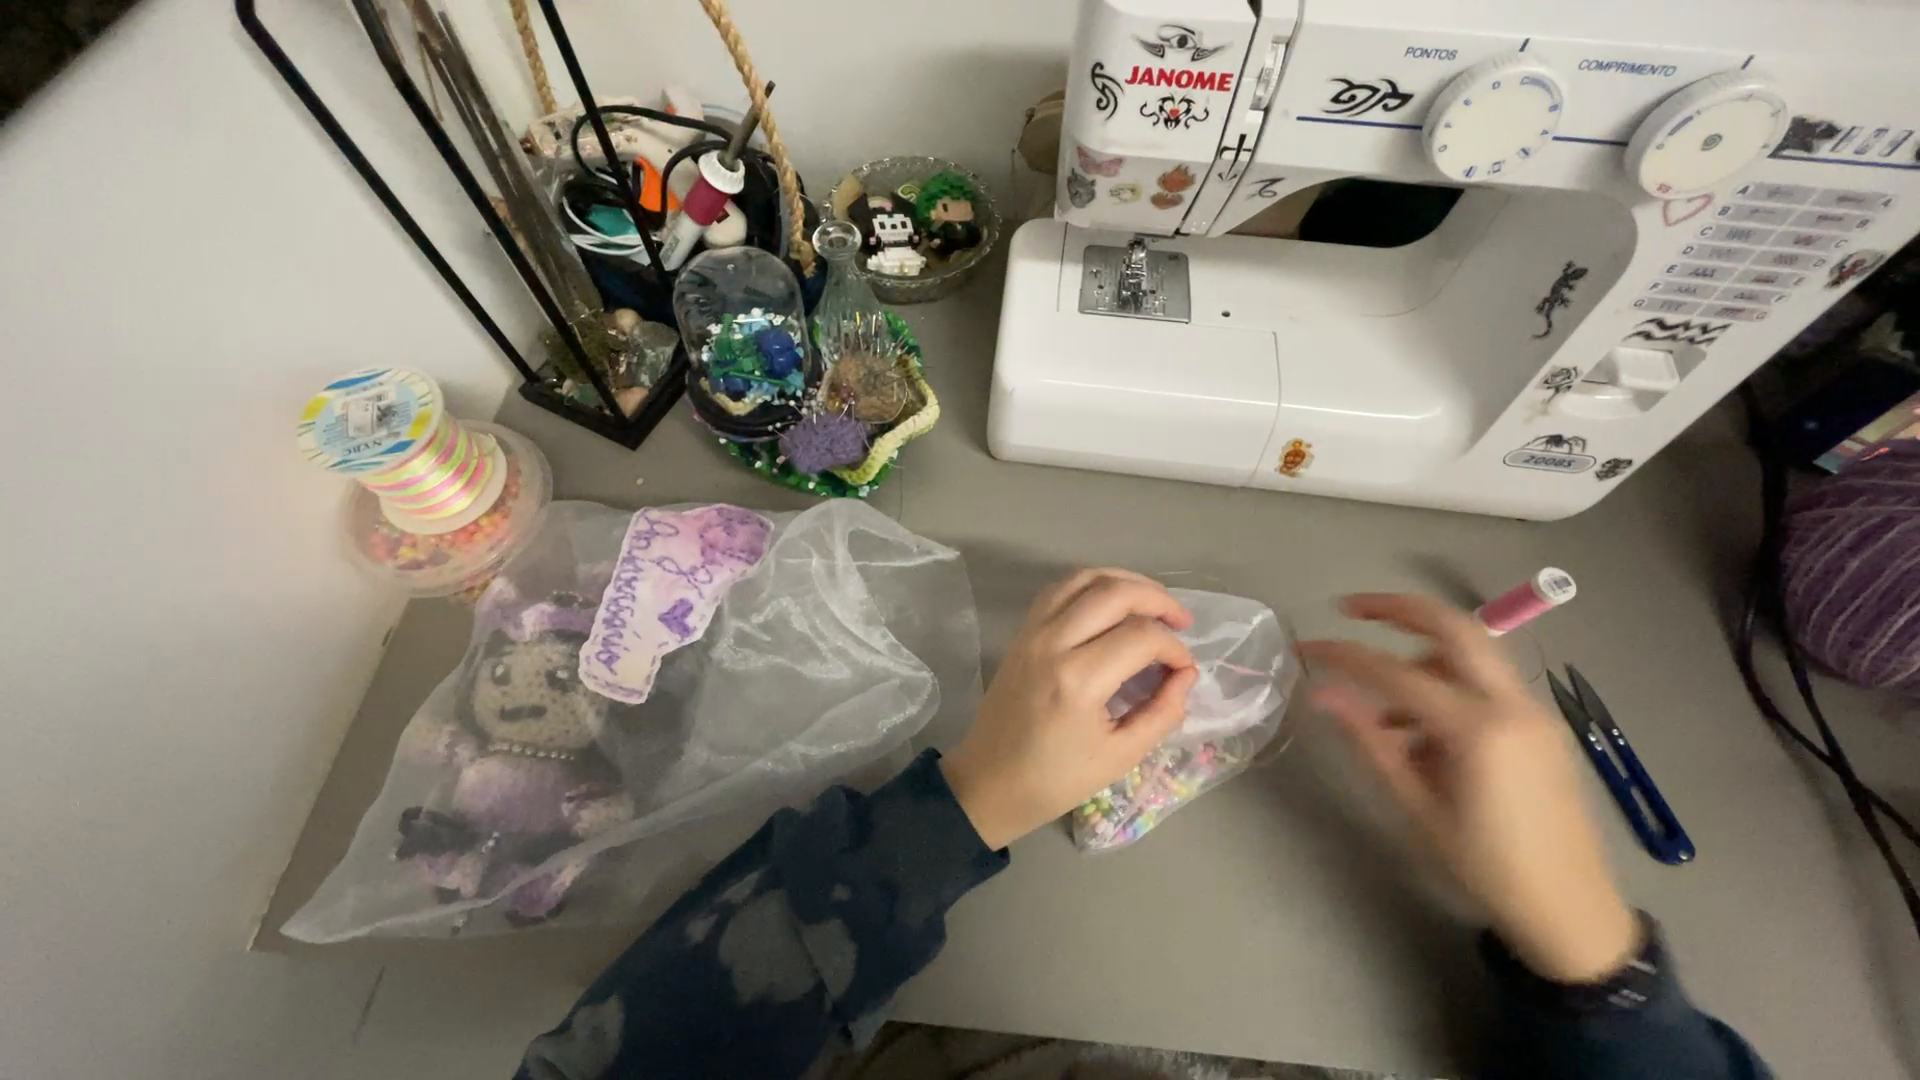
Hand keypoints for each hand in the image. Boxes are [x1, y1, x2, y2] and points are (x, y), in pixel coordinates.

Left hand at [941, 569, 1198, 849]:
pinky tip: (1113, 604)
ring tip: (1153, 603)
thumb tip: (1186, 674)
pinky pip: (1060, 589)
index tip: (1185, 670)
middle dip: (1158, 599)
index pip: (1141, 637)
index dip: (1174, 648)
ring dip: (1125, 582)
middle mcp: (1052, 643)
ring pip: (1084, 578)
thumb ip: (1162, 712)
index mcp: (1077, 680)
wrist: (990, 781)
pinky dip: (1092, 585)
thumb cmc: (1056, 778)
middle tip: (1182, 621)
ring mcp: (1032, 632)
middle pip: (1114, 592)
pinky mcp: (1021, 632)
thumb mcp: (1121, 756)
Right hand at [1299, 593, 1639, 983]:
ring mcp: (1533, 712)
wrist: (1572, 912)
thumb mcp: (1415, 806)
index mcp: (1477, 729)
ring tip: (1387, 703)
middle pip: (1454, 627)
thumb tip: (1322, 693)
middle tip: (1350, 607)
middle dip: (1399, 608)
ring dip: (1423, 653)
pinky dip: (1448, 681)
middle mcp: (1512, 706)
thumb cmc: (1484, 866)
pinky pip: (1486, 682)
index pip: (1394, 672)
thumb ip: (1369, 741)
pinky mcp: (1540, 725)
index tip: (1304, 649)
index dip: (1343, 655)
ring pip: (1473, 652)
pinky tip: (1424, 727)